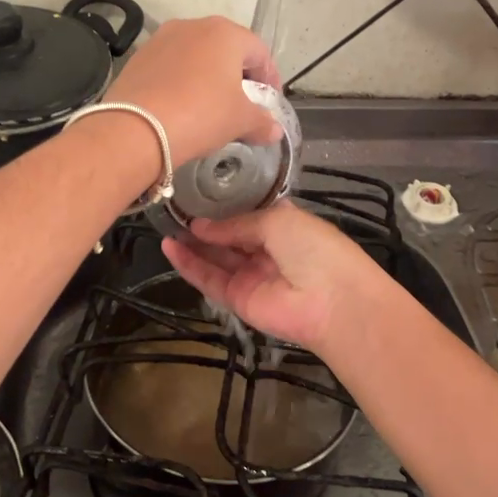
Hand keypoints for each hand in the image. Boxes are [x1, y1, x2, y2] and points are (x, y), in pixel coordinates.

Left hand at [102, 17, 279, 163]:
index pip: (259, 51)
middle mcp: (193, 26)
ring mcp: (161, 39)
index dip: (270, 77)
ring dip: (208, 76)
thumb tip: (274, 130)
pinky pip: (171, 67)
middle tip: (243, 102)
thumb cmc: (200, 115)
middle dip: (238, 74)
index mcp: (224, 34)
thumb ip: (261, 122)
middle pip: (226, 48)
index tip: (271, 101)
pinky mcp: (139, 58)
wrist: (135, 128)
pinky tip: (181, 106)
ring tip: (210, 105)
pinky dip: (182, 82)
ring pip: (196, 56)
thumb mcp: (239, 121)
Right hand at [159, 202, 379, 350]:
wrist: (333, 302)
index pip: (247, 215)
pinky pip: (209, 279)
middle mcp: (266, 251)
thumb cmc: (315, 248)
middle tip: (171, 210)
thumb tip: (201, 226)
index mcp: (283, 227)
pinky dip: (188, 265)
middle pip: (227, 237)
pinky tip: (170, 247)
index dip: (222, 207)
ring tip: (164, 226)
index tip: (194, 194)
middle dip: (202, 225)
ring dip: (190, 244)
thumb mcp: (277, 220)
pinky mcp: (237, 299)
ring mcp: (251, 276)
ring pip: (214, 258)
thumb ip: (237, 222)